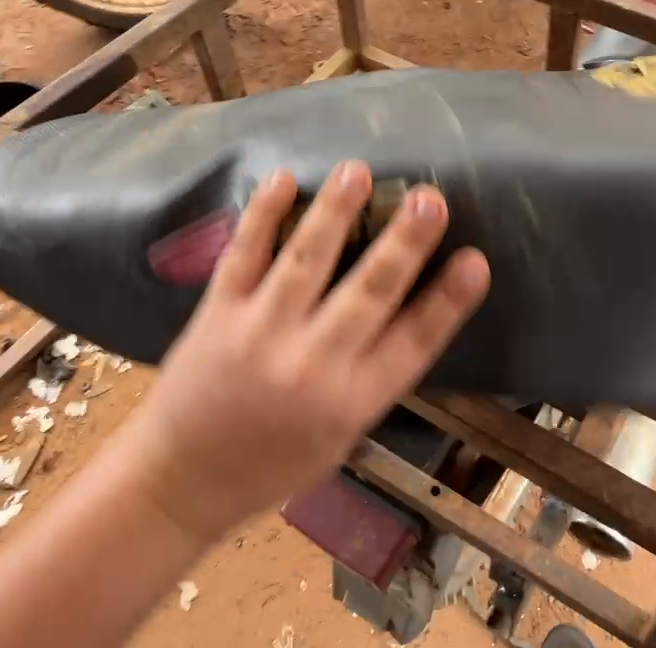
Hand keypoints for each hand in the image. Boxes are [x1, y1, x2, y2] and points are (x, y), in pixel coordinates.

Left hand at [120, 162, 489, 536]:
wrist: (179, 483)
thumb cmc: (272, 465)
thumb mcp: (339, 439)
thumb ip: (372, 379)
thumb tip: (408, 315)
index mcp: (350, 402)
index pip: (413, 344)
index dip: (448, 301)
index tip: (476, 261)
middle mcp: (310, 365)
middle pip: (367, 293)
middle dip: (403, 244)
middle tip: (430, 200)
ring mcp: (260, 334)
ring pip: (304, 262)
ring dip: (334, 214)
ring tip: (358, 172)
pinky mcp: (218, 314)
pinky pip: (243, 256)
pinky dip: (262, 216)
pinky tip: (282, 179)